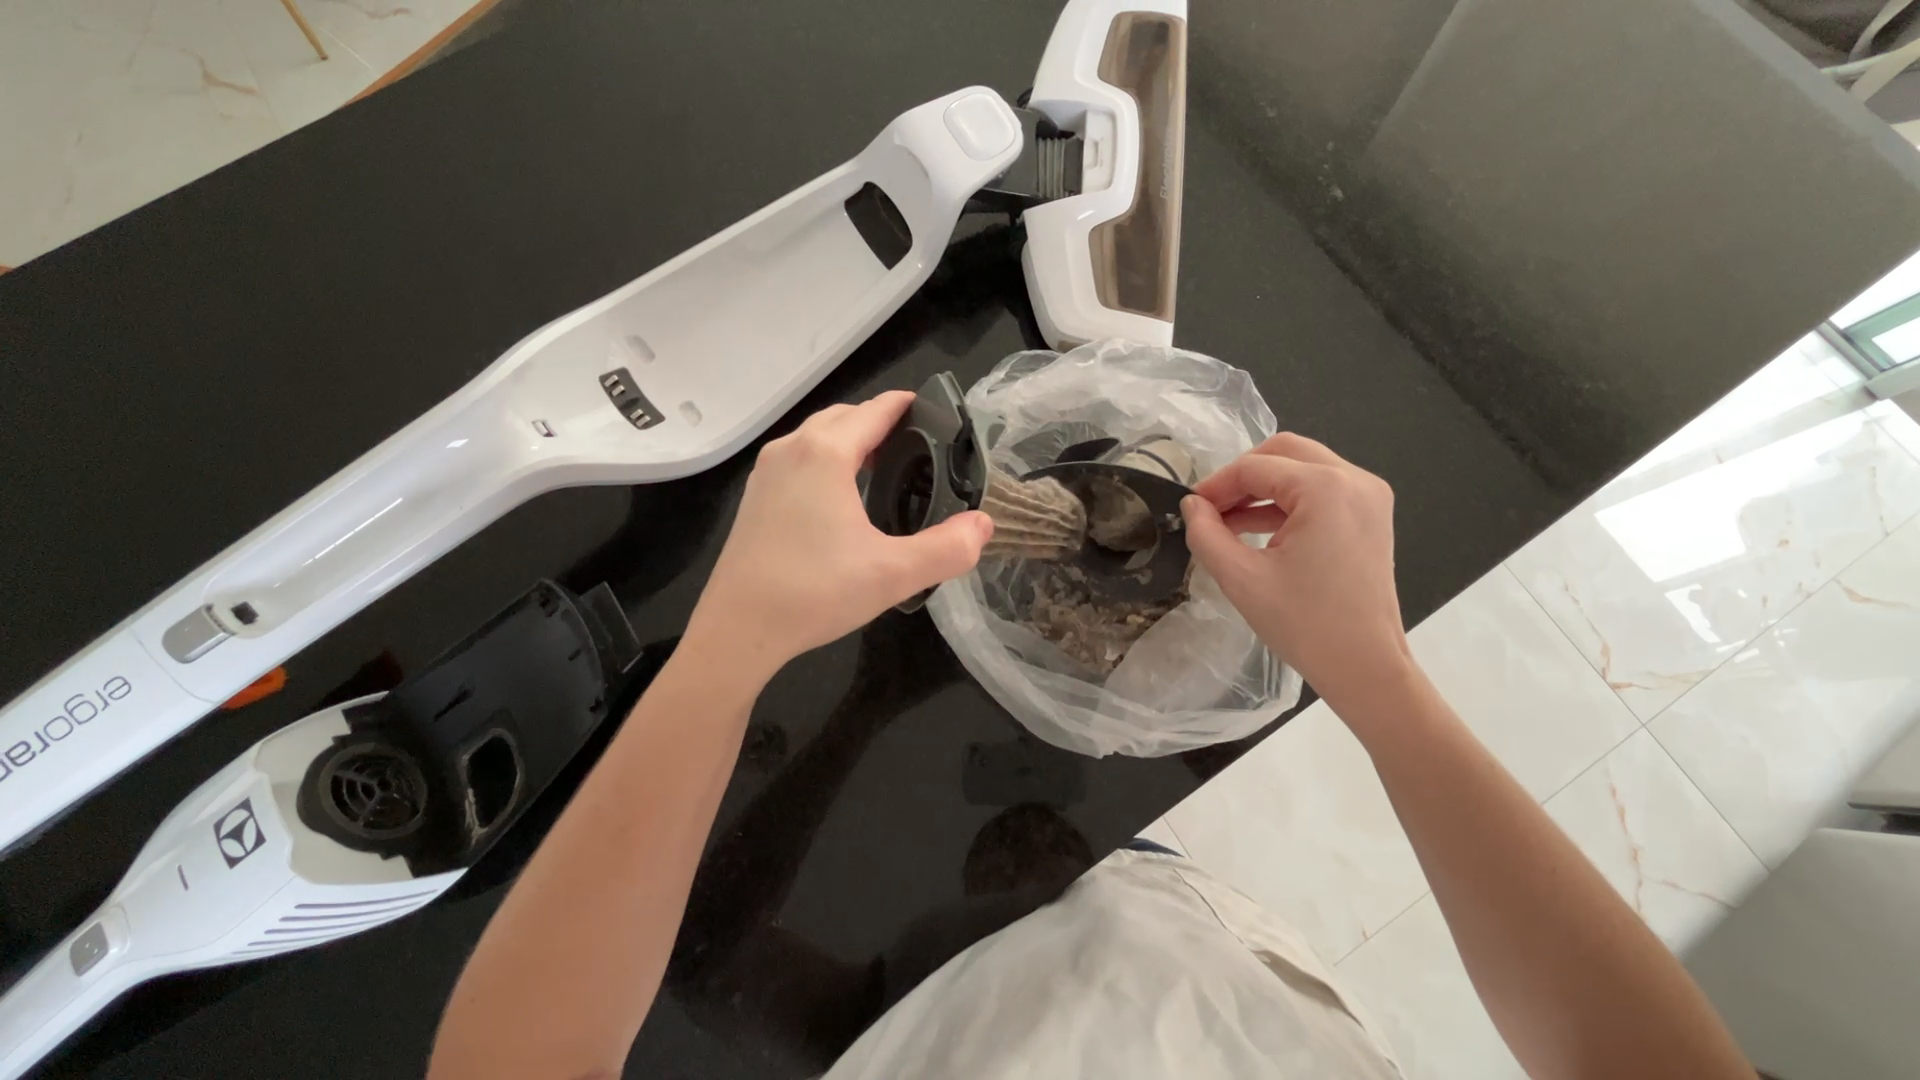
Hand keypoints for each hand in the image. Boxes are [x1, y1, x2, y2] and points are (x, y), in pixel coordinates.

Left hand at [688, 391, 993, 678]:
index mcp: (826, 453)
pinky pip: (798, 459)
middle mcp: (792, 449)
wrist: (737, 628)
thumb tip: (983, 526)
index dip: (910, 406)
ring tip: (885, 468)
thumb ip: (947, 549)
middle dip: (881, 422)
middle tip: (919, 448)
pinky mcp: (755, 497)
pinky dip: (826, 461)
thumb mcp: (893, 574)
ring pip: (817, 436)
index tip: (940, 416)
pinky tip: (842, 498)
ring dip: (851, 441)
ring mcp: (766, 472)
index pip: (876, 410)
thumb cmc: (814, 592)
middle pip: (845, 416)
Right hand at [1180, 433, 1409, 707]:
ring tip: (1228, 522)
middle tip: (1211, 508)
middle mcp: (1355, 480)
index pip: (1255, 468)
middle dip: (1242, 475)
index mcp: (1326, 489)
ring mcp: (1368, 497)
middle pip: (1284, 452)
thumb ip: (1206, 534)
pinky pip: (1321, 490)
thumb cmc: (1304, 624)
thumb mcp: (1241, 578)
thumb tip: (1192, 506)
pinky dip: (1287, 501)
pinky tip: (1257, 529)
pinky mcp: (1371, 516)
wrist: (1366, 666)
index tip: (1190, 509)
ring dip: (1263, 488)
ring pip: (1303, 467)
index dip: (1216, 485)